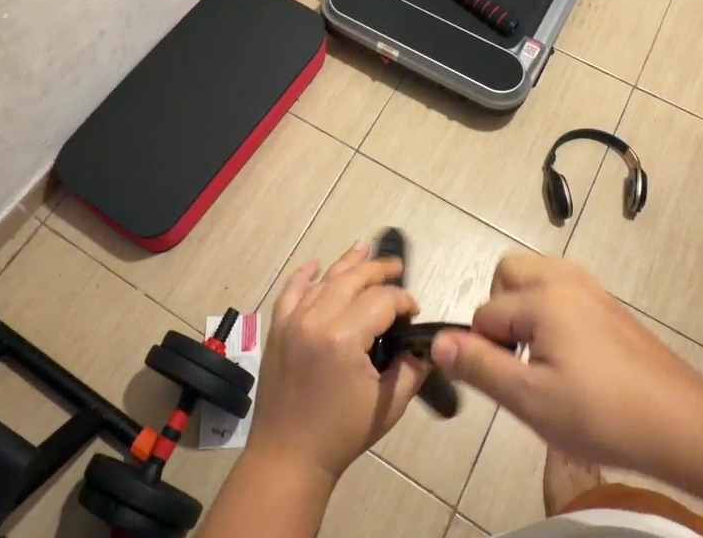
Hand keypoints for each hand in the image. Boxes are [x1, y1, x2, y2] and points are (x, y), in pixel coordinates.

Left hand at [249, 241, 428, 479]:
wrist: (288, 455)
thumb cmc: (342, 433)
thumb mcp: (389, 405)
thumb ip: (411, 369)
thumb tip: (424, 346)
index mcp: (344, 338)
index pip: (381, 300)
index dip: (403, 301)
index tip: (414, 314)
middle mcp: (315, 320)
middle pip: (352, 279)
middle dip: (379, 270)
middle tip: (398, 267)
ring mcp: (292, 322)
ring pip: (323, 280)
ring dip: (346, 263)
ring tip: (365, 248)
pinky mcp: (277, 329)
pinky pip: (290, 292)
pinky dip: (303, 275)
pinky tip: (315, 265)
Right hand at [429, 254, 702, 474]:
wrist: (681, 425)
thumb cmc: (601, 414)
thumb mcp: (530, 399)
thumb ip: (478, 366)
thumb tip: (436, 341)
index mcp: (542, 298)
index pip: (485, 314)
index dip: (485, 351)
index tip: (510, 385)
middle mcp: (565, 279)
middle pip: (508, 272)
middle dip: (500, 310)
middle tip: (517, 358)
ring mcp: (592, 288)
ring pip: (537, 274)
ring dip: (524, 305)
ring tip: (538, 352)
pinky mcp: (610, 304)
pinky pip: (564, 287)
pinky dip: (552, 308)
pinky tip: (569, 353)